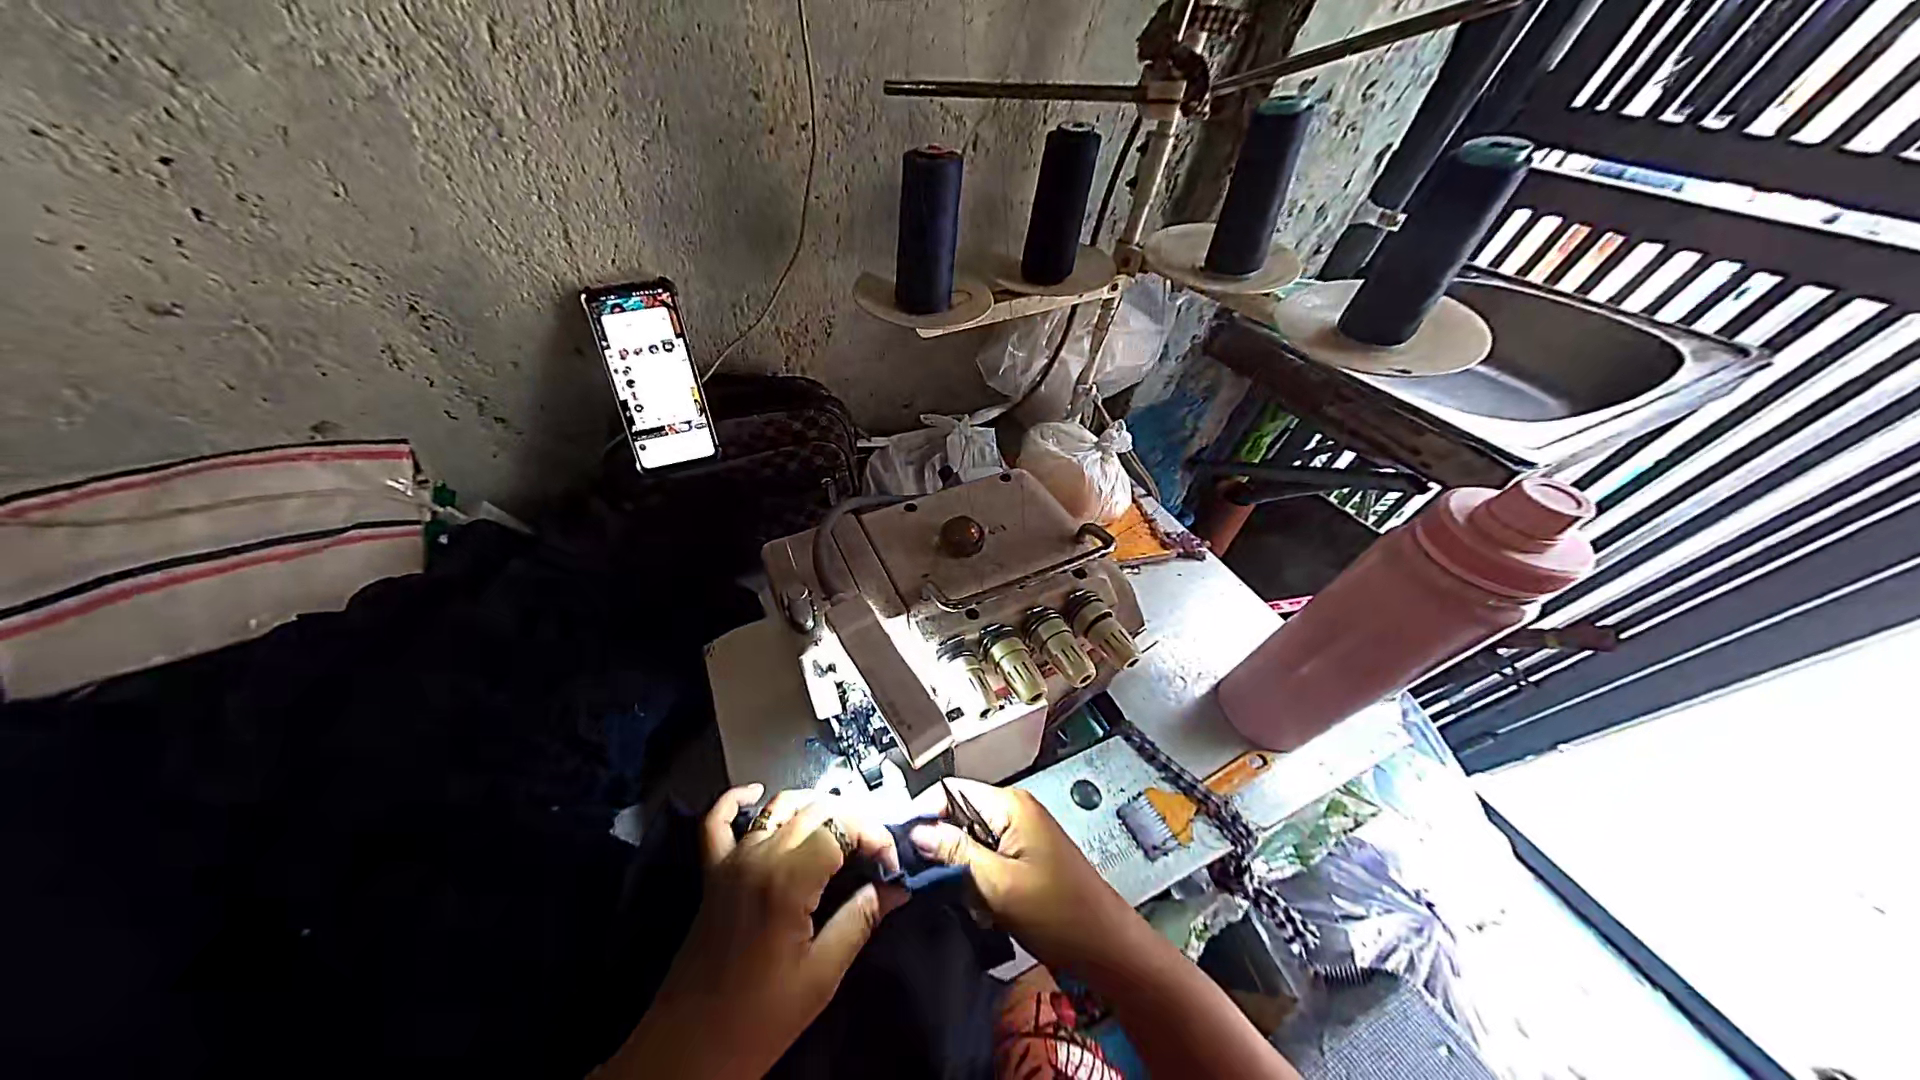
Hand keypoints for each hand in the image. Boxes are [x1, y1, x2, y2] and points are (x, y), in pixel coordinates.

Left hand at [603, 784, 908, 1079]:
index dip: (875, 837)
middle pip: (816, 808)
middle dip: (854, 820)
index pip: (843, 827)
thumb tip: (896, 887)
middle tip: (875, 851)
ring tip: (842, 826)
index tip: (891, 867)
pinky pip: (718, 822)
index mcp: (788, 880)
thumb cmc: (760, 1019)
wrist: (689, 1050)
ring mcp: (732, 861)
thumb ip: (860, 919)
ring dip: (814, 805)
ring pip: (778, 806)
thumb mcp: (822, 975)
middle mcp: (759, 857)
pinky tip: (756, 793)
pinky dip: (736, 801)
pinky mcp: (712, 873)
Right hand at [908, 779, 1137, 974]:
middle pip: (958, 812)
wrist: (1104, 946)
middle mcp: (1014, 810)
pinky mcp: (1022, 856)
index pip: (951, 789)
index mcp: (1010, 805)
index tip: (899, 841)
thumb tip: (917, 831)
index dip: (924, 811)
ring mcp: (1020, 833)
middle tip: (919, 872)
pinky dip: (974, 875)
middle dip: (938, 841)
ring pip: (969, 837)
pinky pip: (985, 855)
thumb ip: (955, 853)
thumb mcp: (998, 884)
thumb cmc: (1057, 912)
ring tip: (951, 890)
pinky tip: (975, 901)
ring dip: (956, 863)